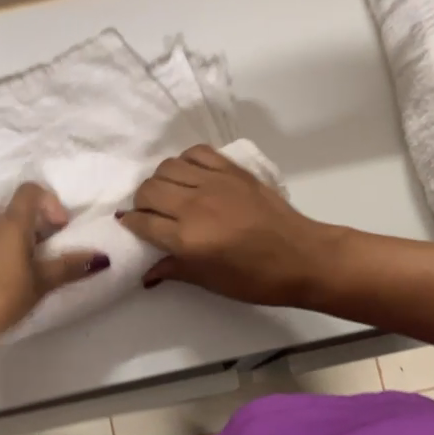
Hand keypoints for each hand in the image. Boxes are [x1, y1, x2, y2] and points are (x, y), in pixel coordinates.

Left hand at [0, 183, 106, 347]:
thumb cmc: (1, 298)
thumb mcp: (41, 284)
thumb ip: (69, 267)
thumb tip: (100, 257)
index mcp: (11, 224)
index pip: (31, 191)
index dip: (51, 202)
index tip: (60, 229)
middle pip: (16, 212)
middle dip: (37, 227)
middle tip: (48, 255)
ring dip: (16, 242)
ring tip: (25, 272)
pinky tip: (1, 283)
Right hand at [118, 145, 344, 307]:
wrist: (302, 257)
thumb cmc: (256, 279)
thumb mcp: (211, 281)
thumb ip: (175, 269)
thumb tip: (147, 272)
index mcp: (188, 239)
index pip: (143, 222)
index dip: (131, 224)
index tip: (131, 226)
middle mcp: (196, 206)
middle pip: (149, 189)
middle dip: (142, 202)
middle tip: (150, 213)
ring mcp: (215, 183)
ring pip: (168, 166)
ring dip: (161, 180)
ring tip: (170, 194)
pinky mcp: (233, 170)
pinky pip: (197, 152)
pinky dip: (186, 161)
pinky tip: (191, 176)